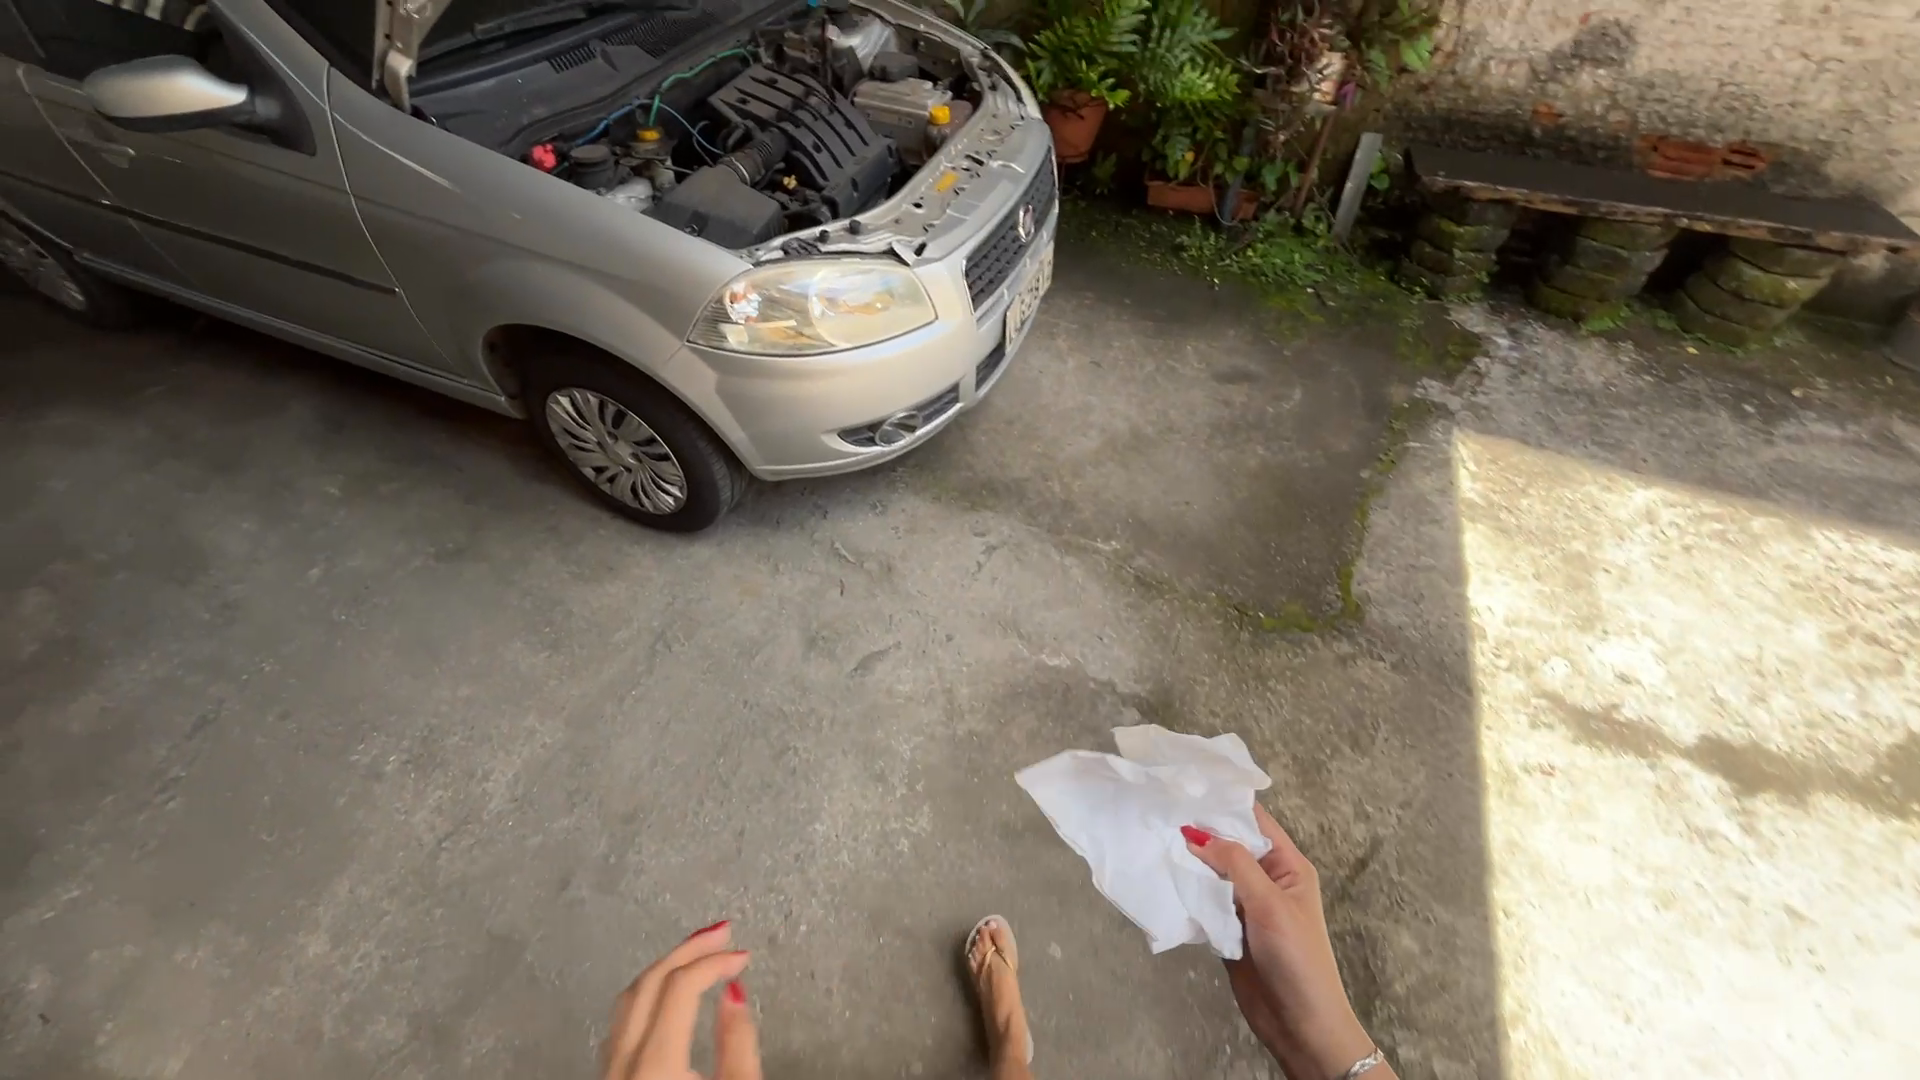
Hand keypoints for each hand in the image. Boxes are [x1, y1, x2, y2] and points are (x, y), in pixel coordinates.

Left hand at [602, 921, 760, 1079]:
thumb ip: (737, 1045)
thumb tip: (734, 992)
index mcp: (656, 1062)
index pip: (681, 986)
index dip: (715, 960)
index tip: (743, 955)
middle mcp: (623, 1060)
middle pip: (649, 982)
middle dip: (689, 949)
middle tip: (723, 931)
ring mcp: (607, 1070)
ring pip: (628, 999)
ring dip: (666, 967)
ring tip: (697, 953)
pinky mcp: (604, 1077)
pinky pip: (621, 1021)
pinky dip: (649, 993)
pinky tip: (669, 995)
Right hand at [1182, 810, 1389, 1079]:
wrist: (1301, 1026)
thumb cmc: (1296, 958)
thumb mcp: (1269, 903)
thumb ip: (1234, 863)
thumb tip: (1194, 833)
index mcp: (1286, 865)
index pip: (1253, 819)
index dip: (1223, 801)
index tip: (1186, 784)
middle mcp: (1265, 877)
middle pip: (1227, 842)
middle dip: (1198, 829)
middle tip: (1159, 809)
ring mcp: (1244, 902)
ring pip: (1211, 869)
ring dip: (1188, 859)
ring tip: (1152, 837)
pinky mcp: (1226, 925)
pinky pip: (1202, 897)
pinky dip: (1184, 888)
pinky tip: (1160, 875)